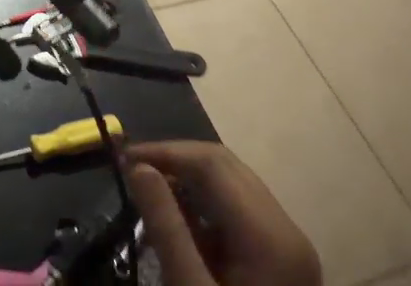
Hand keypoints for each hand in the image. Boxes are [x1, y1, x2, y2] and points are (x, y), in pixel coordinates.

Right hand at [126, 140, 320, 285]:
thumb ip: (166, 225)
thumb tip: (140, 168)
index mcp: (269, 236)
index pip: (212, 165)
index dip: (165, 153)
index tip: (122, 160)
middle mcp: (286, 229)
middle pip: (226, 166)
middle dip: (176, 160)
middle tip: (131, 170)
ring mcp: (288, 243)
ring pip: (235, 183)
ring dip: (190, 179)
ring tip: (149, 193)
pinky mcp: (282, 258)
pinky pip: (241, 210)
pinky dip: (206, 203)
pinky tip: (179, 220)